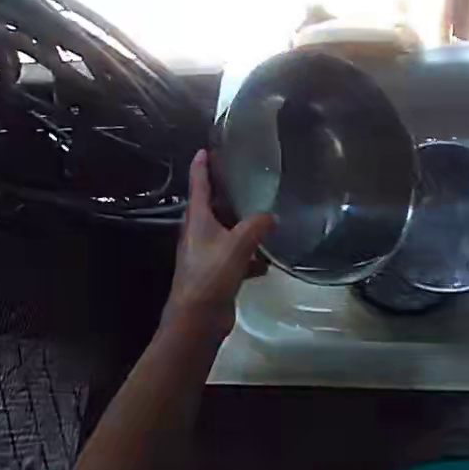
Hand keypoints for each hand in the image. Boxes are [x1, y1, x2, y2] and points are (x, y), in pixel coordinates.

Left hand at [165, 150, 274, 338]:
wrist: (196, 320)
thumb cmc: (211, 275)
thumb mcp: (237, 245)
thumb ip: (256, 226)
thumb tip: (272, 216)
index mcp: (197, 220)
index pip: (199, 185)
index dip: (201, 166)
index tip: (204, 149)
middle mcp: (198, 233)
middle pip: (212, 206)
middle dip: (226, 193)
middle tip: (244, 177)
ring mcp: (206, 254)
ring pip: (225, 231)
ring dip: (241, 225)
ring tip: (262, 215)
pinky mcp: (216, 273)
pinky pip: (235, 256)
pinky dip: (249, 255)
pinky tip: (265, 260)